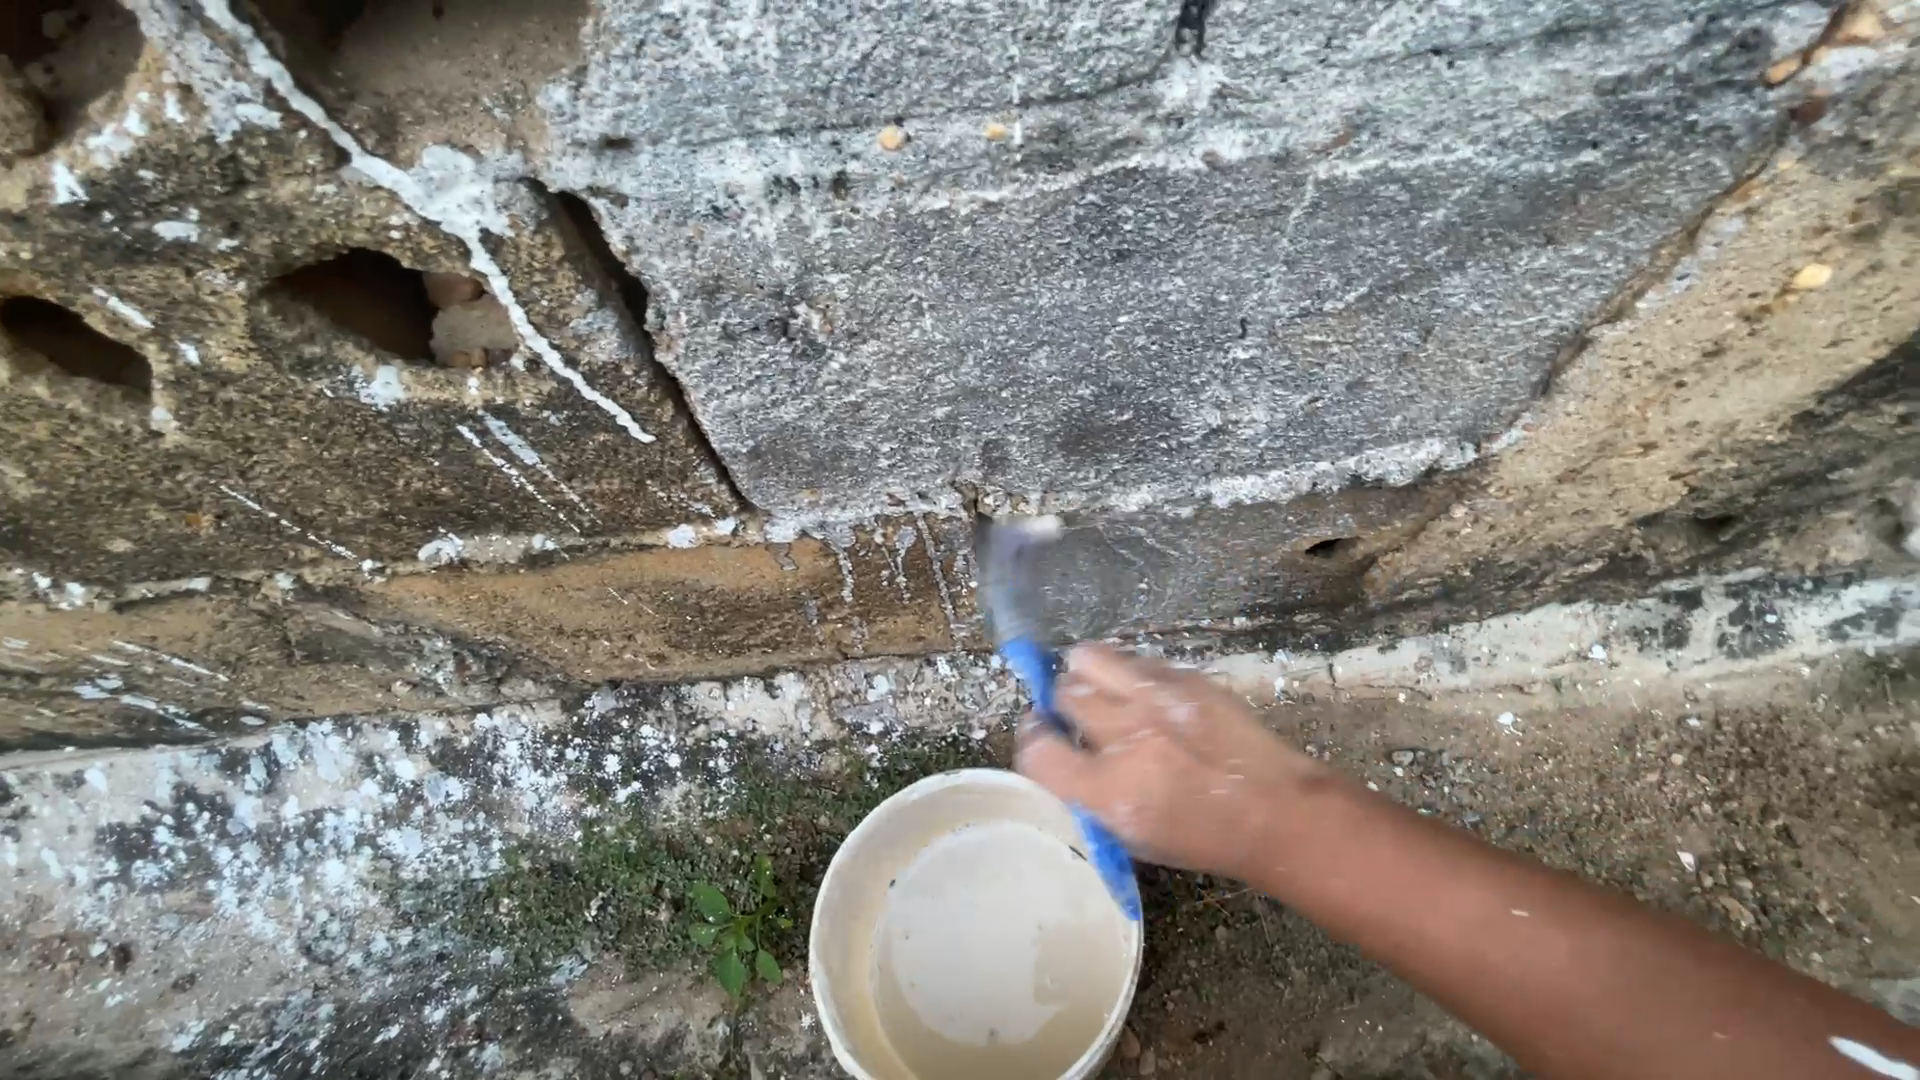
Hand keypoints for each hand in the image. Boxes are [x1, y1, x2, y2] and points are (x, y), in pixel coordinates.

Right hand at [1015, 643, 1325, 876]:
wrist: (1276, 811)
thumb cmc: (1201, 835)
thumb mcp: (1129, 835)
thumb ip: (1083, 792)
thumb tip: (1055, 752)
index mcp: (1110, 790)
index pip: (1036, 749)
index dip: (1030, 740)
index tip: (1040, 736)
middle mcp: (1127, 735)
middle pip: (1061, 693)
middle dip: (1061, 705)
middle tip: (1080, 719)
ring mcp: (1156, 698)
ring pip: (1086, 658)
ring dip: (1085, 676)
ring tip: (1103, 694)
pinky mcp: (1183, 676)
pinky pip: (1130, 658)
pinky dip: (1125, 674)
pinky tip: (1142, 695)